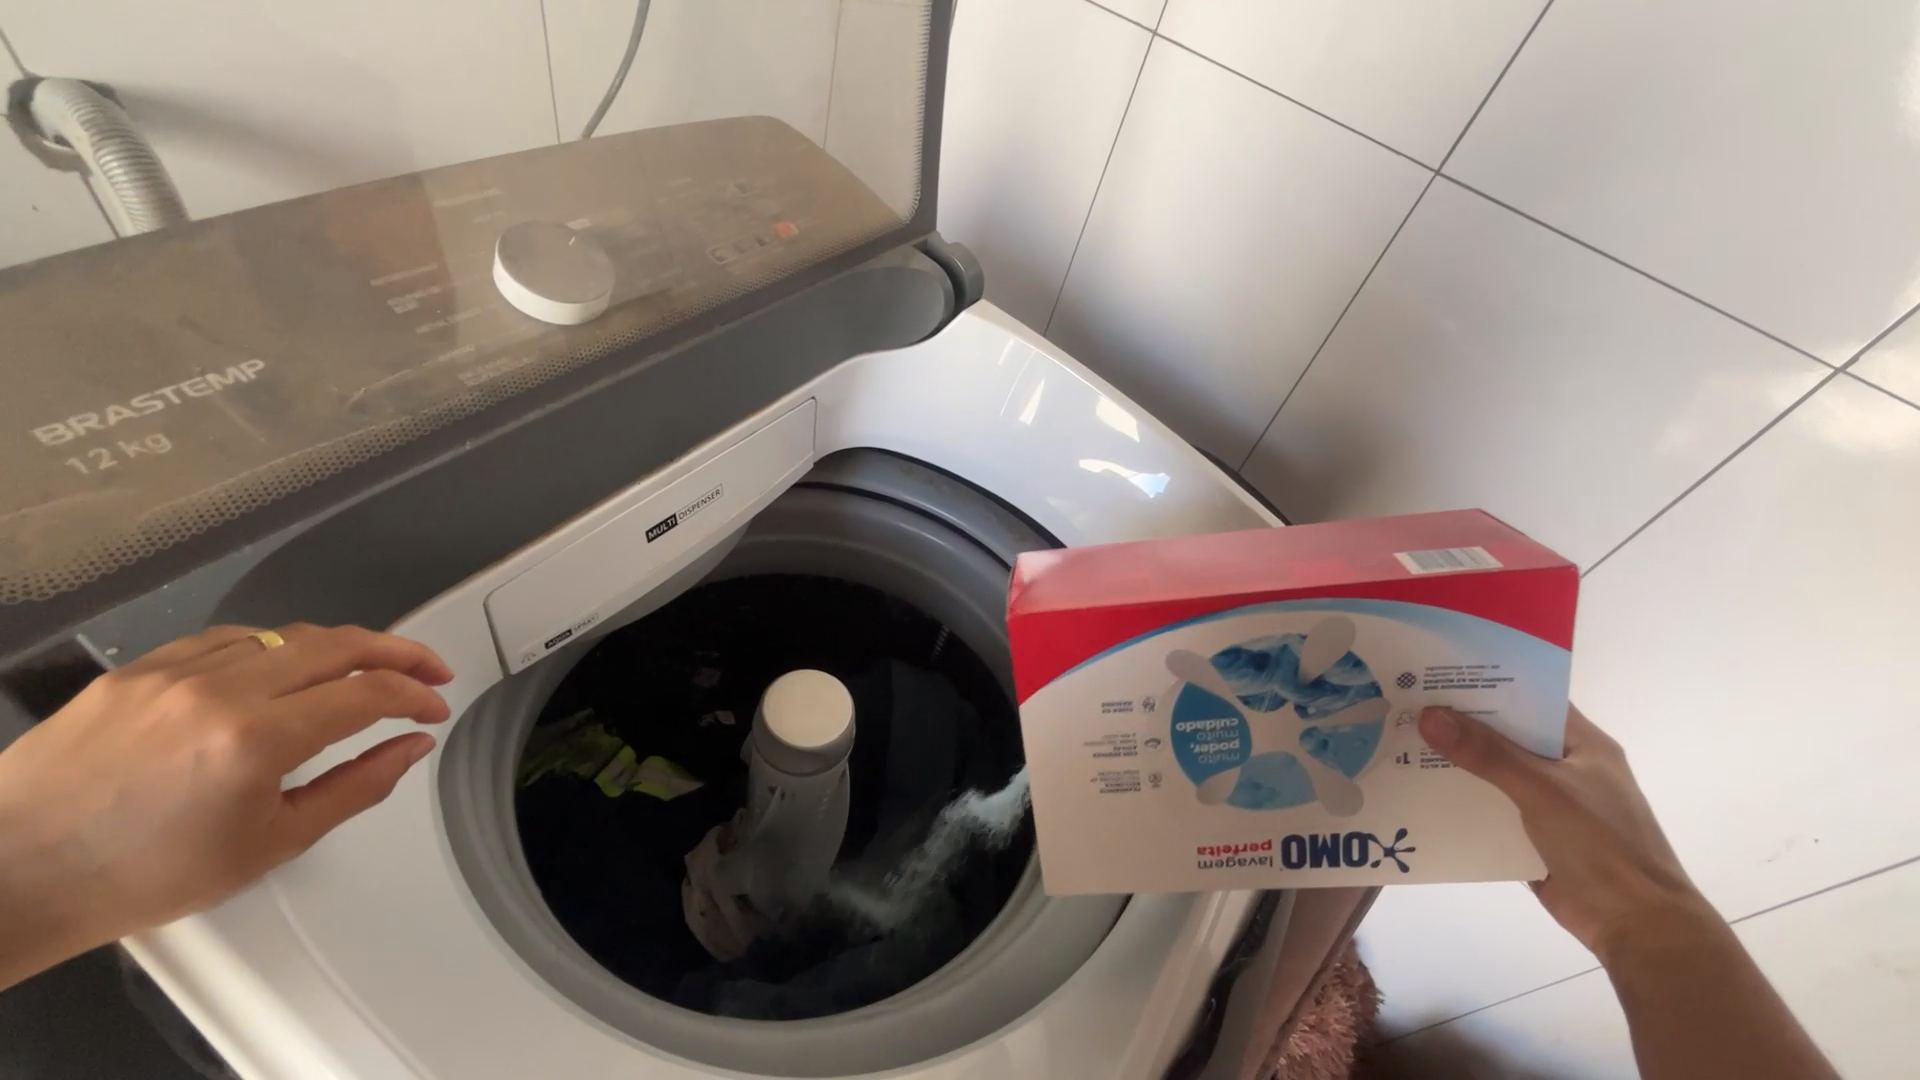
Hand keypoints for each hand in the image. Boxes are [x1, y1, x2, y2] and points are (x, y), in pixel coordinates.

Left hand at [0, 624, 451, 987]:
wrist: (4, 878)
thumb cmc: (141, 875)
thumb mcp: (272, 844)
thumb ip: (358, 786)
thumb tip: (412, 745)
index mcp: (256, 740)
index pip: (370, 692)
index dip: (418, 695)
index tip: (435, 711)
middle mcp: (220, 690)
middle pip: (342, 644)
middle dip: (402, 653)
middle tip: (432, 670)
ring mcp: (174, 673)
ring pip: (291, 634)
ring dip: (345, 648)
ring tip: (368, 669)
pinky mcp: (138, 670)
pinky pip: (232, 639)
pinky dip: (279, 647)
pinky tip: (289, 670)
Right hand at [1418, 704, 1713, 958]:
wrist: (1637, 927)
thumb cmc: (1602, 845)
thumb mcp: (1542, 790)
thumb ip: (1485, 753)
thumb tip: (1427, 714)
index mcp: (1581, 744)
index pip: (1529, 697)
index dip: (1486, 680)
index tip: (1436, 667)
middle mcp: (1562, 765)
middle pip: (1502, 732)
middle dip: (1456, 719)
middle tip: (1403, 699)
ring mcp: (1545, 799)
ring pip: (1489, 768)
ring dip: (1451, 758)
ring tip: (1397, 737)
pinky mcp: (1528, 831)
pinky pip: (1484, 803)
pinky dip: (1455, 794)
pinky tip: (1414, 785)